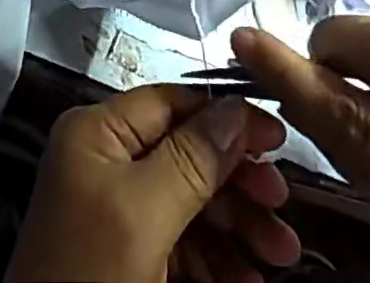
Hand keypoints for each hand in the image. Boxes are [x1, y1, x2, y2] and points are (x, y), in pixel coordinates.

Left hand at [8, 85, 301, 282]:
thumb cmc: (87, 272)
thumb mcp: (142, 211)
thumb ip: (191, 160)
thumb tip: (235, 110)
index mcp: (96, 132)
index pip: (168, 103)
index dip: (223, 115)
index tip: (277, 136)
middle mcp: (106, 159)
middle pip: (186, 152)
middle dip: (238, 180)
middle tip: (281, 202)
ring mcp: (119, 207)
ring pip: (193, 200)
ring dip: (239, 224)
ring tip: (281, 253)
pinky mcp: (132, 250)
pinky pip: (185, 241)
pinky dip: (220, 258)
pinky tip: (248, 276)